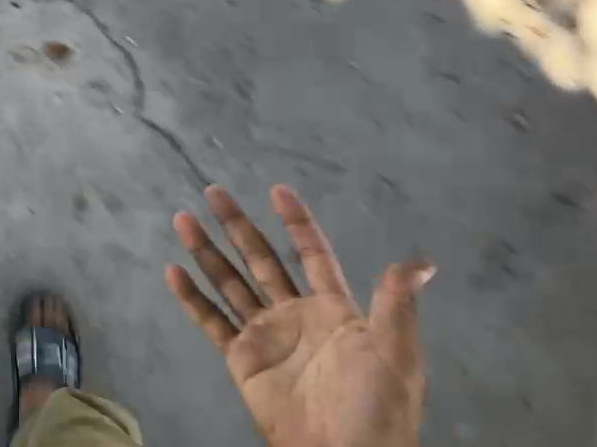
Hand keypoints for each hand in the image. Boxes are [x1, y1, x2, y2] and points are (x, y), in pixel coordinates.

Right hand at [166, 185, 433, 446]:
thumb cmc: (375, 406)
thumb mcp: (395, 354)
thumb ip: (397, 305)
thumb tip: (422, 262)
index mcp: (332, 310)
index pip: (311, 255)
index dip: (297, 223)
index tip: (278, 190)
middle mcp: (294, 314)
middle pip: (260, 258)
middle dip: (237, 224)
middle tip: (213, 191)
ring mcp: (265, 334)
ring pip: (229, 281)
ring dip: (206, 251)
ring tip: (183, 219)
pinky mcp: (241, 357)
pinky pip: (210, 320)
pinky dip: (190, 296)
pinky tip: (173, 271)